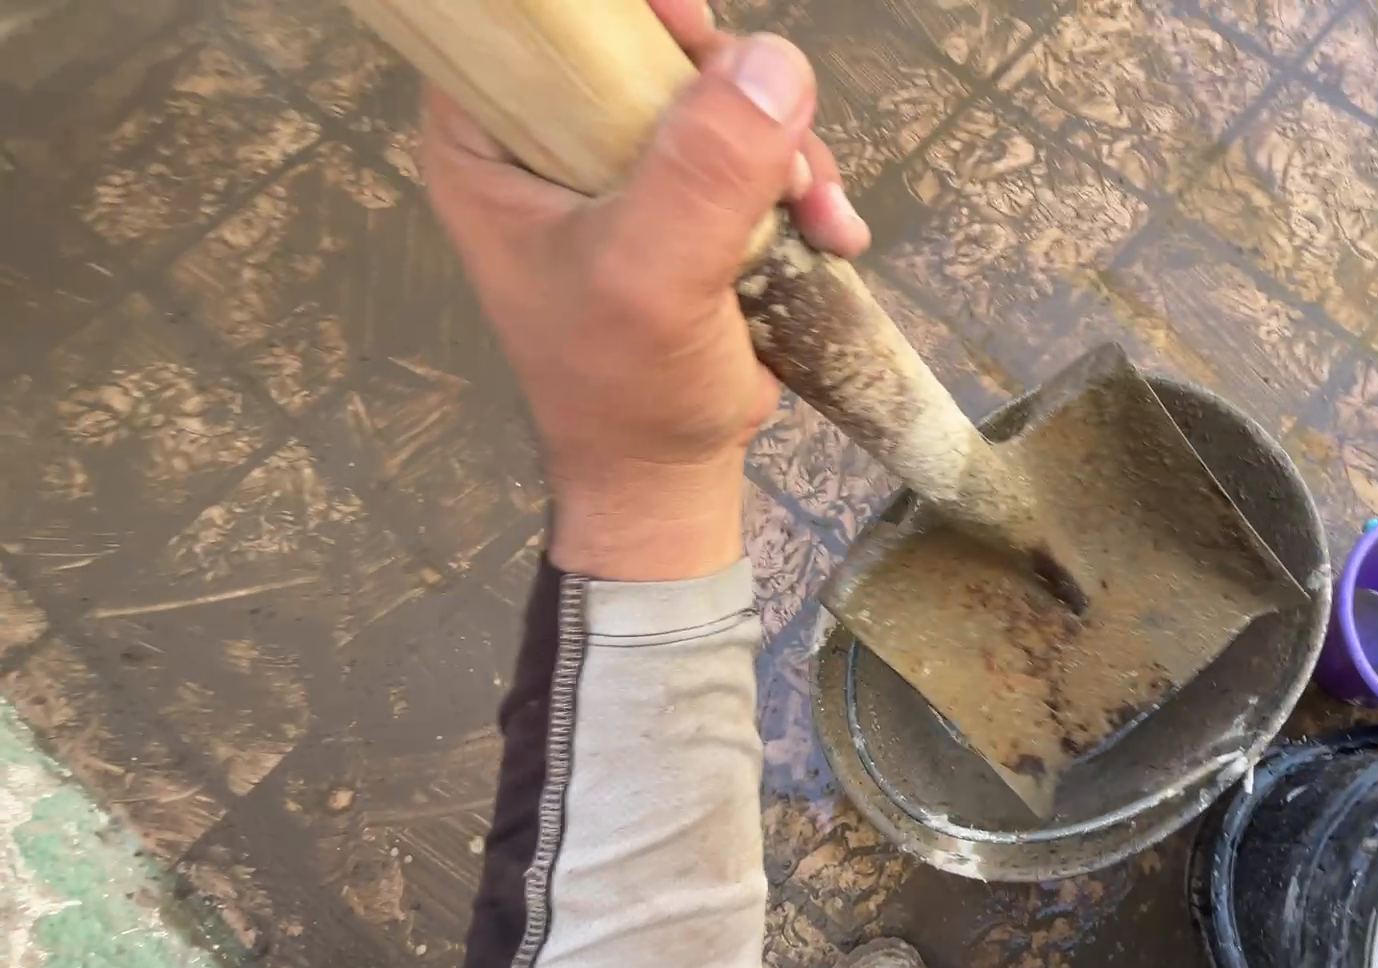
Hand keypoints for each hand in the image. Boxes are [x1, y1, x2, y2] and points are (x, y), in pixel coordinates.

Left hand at [420, 0, 869, 580]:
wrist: (671, 467)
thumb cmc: (629, 391)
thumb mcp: (651, 282)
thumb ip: (702, 175)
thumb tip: (779, 64)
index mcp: (496, 138)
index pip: (546, 21)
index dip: (624, 10)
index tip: (695, 27)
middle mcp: (562, 142)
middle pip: (657, 54)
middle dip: (742, 98)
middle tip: (791, 163)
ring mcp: (638, 179)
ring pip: (729, 108)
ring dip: (794, 156)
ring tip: (827, 221)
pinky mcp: (698, 213)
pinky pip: (761, 165)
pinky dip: (807, 193)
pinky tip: (836, 236)